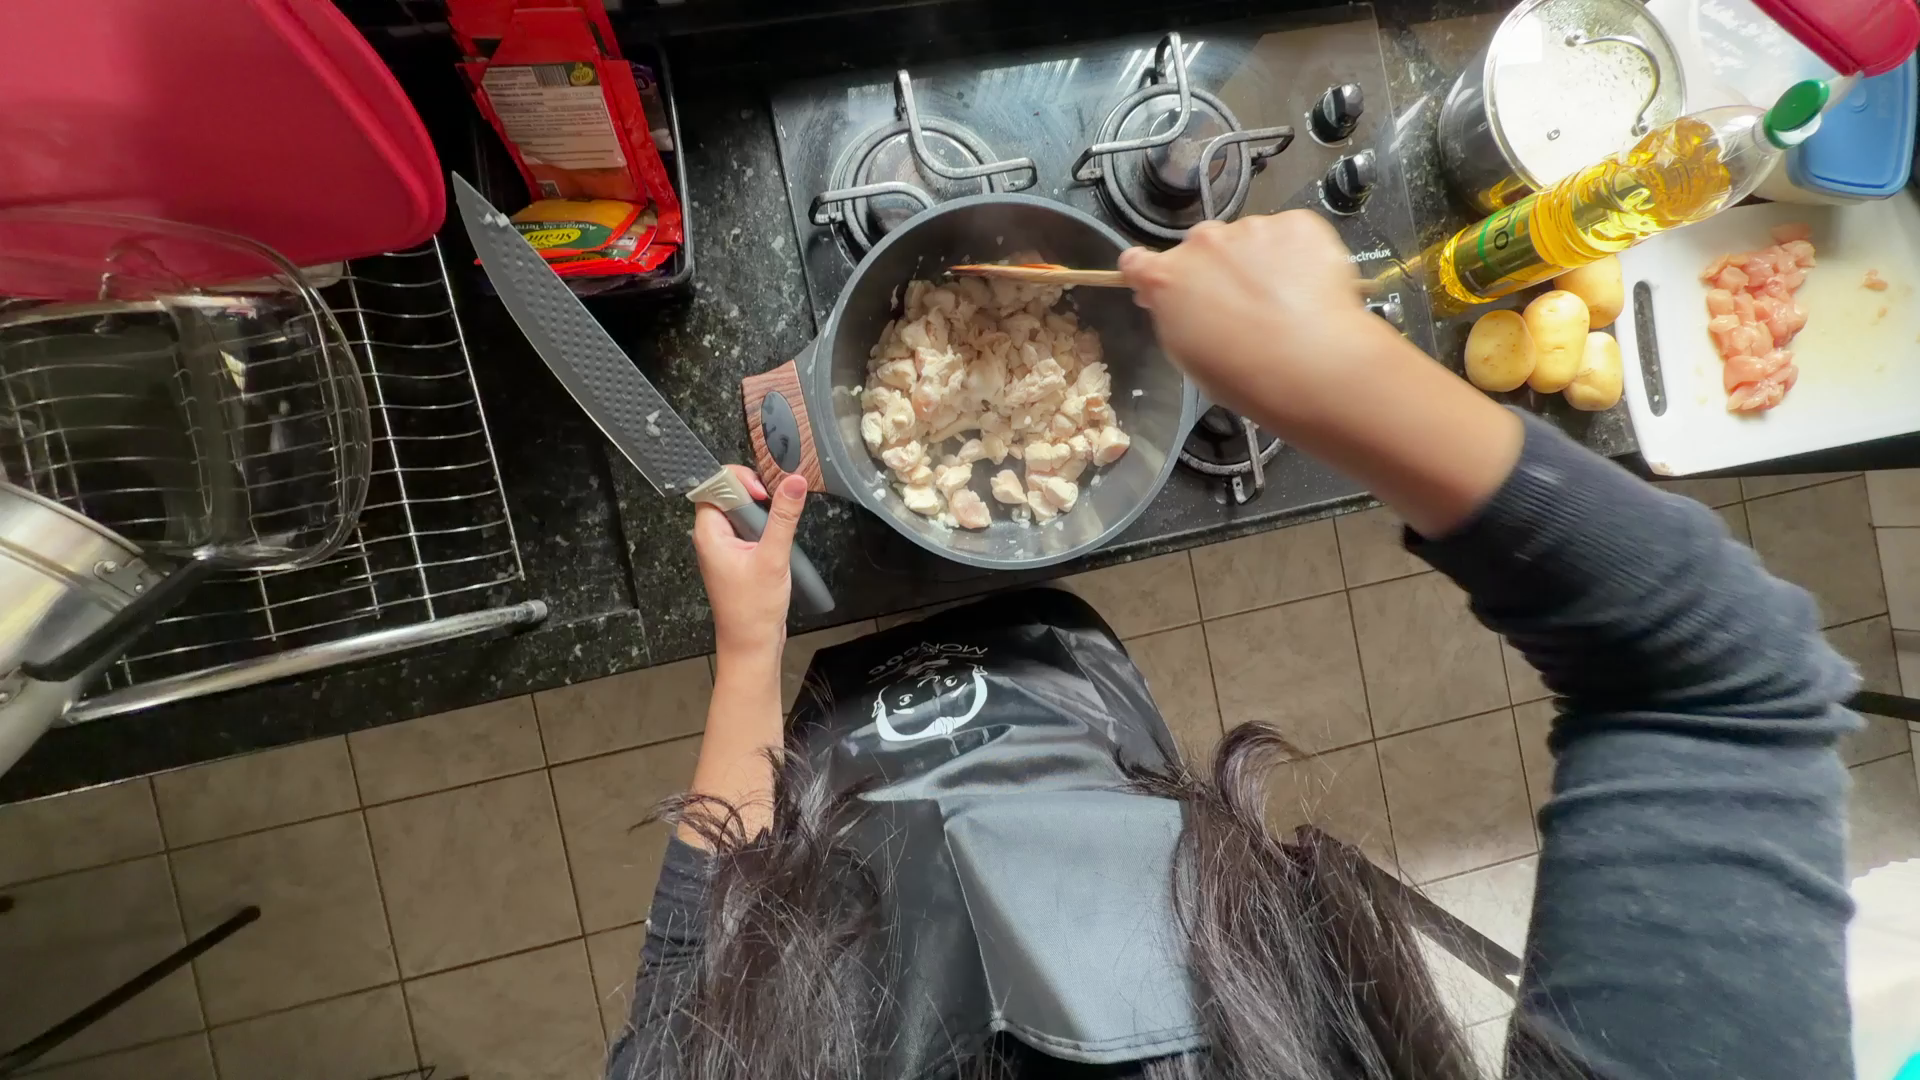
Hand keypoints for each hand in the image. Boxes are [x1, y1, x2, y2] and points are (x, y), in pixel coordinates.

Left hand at [693, 467, 807, 655]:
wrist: (752, 644)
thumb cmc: (753, 609)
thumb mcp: (773, 557)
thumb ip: (784, 517)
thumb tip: (794, 482)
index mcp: (709, 533)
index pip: (714, 486)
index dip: (739, 480)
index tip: (763, 492)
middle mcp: (713, 537)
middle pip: (728, 495)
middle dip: (754, 493)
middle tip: (777, 504)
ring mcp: (726, 547)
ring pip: (742, 512)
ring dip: (762, 512)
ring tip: (780, 523)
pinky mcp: (739, 557)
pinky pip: (749, 530)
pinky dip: (765, 528)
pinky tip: (778, 540)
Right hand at [1118, 211, 1398, 422]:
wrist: (1304, 364)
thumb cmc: (1239, 372)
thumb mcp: (1184, 353)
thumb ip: (1172, 315)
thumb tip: (1174, 302)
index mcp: (1167, 279)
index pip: (1138, 262)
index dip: (1146, 271)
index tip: (1154, 280)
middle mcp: (1203, 244)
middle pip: (1200, 247)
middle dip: (1211, 268)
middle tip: (1235, 304)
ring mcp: (1250, 229)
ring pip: (1246, 238)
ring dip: (1255, 260)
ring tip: (1278, 302)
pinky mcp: (1295, 224)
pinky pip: (1288, 233)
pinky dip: (1294, 254)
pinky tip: (1302, 289)